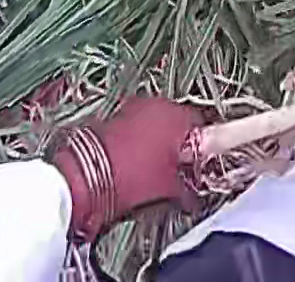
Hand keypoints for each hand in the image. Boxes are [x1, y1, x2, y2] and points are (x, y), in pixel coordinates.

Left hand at [53, 96, 202, 239]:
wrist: (88, 175)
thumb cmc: (132, 178)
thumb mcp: (170, 188)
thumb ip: (190, 184)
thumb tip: (195, 189)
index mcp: (176, 116)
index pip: (202, 122)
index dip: (206, 143)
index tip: (205, 159)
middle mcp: (157, 104)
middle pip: (180, 119)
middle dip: (183, 140)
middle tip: (184, 166)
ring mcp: (136, 106)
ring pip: (160, 119)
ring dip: (163, 137)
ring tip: (161, 165)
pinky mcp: (120, 113)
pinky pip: (142, 122)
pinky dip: (145, 136)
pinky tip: (141, 159)